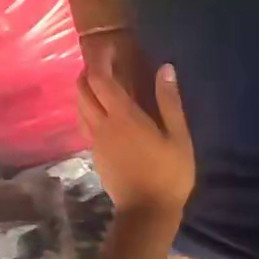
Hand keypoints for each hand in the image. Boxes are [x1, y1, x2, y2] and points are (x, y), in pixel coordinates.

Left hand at [78, 62, 194, 227]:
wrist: (147, 211)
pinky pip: (85, 122)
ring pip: (79, 106)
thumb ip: (169, 102)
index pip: (101, 79)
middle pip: (82, 89)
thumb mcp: (178, 137)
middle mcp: (102, 124)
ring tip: (104, 85)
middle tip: (106, 64)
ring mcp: (95, 140)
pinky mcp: (96, 154)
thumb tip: (165, 68)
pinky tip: (105, 113)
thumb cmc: (169, 173)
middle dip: (89, 71)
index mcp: (123, 116)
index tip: (111, 47)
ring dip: (86, 90)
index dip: (101, 59)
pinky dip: (89, 108)